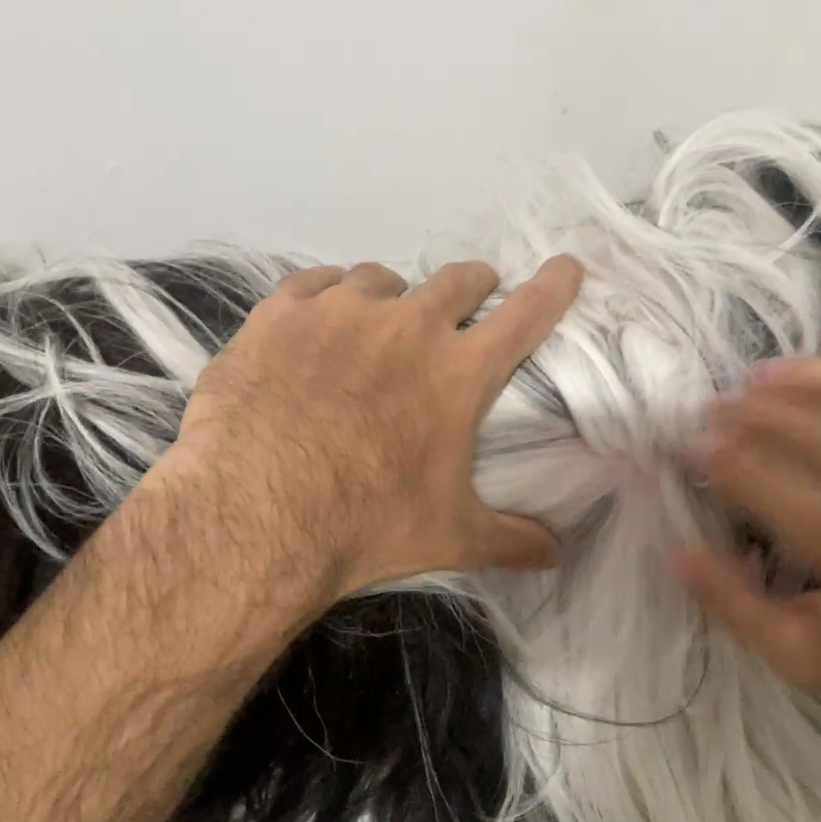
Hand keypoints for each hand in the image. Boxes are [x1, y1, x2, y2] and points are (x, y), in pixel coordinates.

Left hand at [161, 256, 583, 601]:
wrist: (255, 517)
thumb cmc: (367, 524)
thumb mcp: (452, 538)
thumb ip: (511, 539)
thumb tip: (557, 555)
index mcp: (458, 373)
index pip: (525, 316)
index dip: (552, 287)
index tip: (566, 266)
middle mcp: (407, 326)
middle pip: (458, 281)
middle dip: (474, 286)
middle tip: (471, 300)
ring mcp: (339, 313)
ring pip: (382, 278)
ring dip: (396, 296)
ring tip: (382, 321)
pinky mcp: (280, 315)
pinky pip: (316, 282)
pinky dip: (329, 295)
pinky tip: (320, 317)